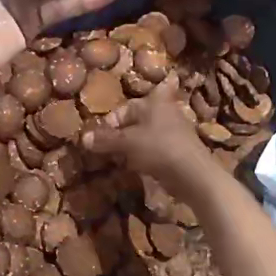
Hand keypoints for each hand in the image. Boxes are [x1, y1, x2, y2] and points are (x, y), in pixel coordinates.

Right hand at [81, 77, 219, 196]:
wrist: (193, 174)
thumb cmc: (159, 148)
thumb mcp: (127, 142)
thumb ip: (105, 139)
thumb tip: (82, 138)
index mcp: (154, 101)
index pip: (124, 107)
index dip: (109, 122)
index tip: (98, 138)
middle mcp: (164, 111)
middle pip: (135, 121)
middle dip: (119, 135)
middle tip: (106, 150)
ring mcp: (173, 131)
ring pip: (144, 136)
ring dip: (129, 147)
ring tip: (118, 160)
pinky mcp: (177, 149)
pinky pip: (153, 149)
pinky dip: (142, 156)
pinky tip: (135, 168)